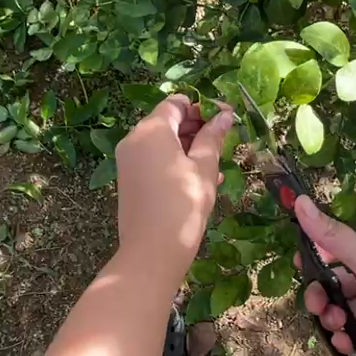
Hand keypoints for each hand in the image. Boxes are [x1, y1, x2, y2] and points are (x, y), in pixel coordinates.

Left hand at [114, 95, 234, 271]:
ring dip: (189, 145)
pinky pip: (155, 159)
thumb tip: (225, 115)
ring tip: (217, 162)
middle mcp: (134, 138)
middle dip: (197, 126)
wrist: (151, 251)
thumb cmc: (183, 204)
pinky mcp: (129, 179)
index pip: (177, 103)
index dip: (203, 106)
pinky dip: (176, 161)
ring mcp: (128, 160)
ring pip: (163, 142)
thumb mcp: (204, 167)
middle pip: (168, 120)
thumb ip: (213, 137)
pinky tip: (201, 177)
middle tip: (225, 140)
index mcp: (151, 129)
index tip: (226, 117)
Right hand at [295, 196, 355, 355]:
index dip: (315, 259)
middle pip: (336, 284)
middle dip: (321, 296)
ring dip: (333, 320)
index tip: (300, 268)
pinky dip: (348, 340)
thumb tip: (298, 200)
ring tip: (337, 330)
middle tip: (318, 310)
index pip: (334, 250)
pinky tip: (345, 346)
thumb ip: (334, 237)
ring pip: (345, 311)